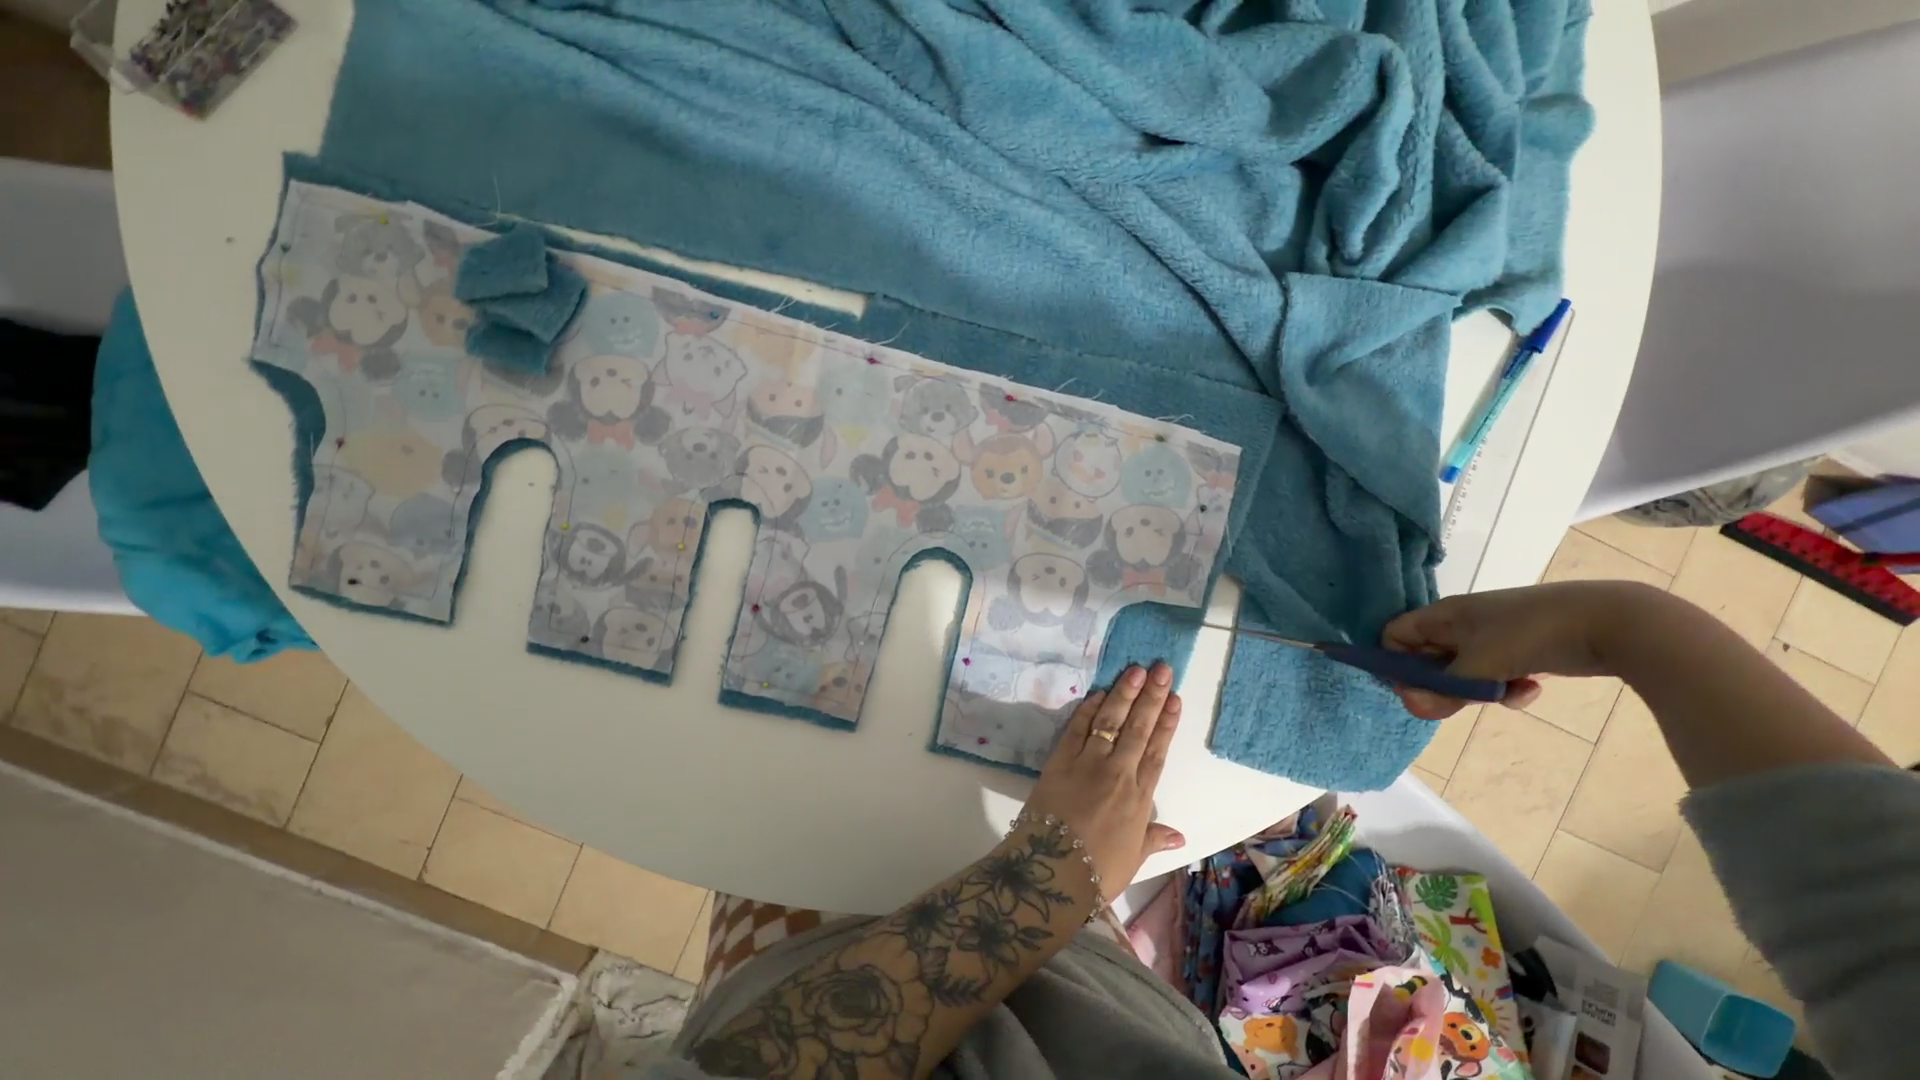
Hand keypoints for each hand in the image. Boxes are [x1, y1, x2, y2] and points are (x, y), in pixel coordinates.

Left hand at [1019, 663, 1186, 893]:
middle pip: (1139, 728)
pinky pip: (1077, 729)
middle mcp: (1118, 773)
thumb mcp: (1133, 858)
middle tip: (1161, 668)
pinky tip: (1099, 694)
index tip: (1175, 698)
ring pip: (1110, 721)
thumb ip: (1153, 839)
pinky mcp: (1059, 761)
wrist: (1052, 871)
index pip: (1158, 751)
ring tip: (1135, 670)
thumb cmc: (1097, 871)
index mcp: (1140, 797)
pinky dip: (1088, 710)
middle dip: (1151, 696)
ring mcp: (1088, 763)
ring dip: (1123, 694)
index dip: (1167, 723)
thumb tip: (1178, 836)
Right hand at [1380, 580, 1665, 720]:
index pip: (1395, 636)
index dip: (1396, 664)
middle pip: (1428, 658)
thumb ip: (1443, 690)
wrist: (1610, 621)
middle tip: (1460, 702)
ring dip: (1477, 690)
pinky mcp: (1521, 649)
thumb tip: (1410, 706)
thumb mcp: (1481, 666)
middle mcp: (1462, 623)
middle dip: (1441, 684)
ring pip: (1463, 671)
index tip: (1416, 691)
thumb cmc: (1532, 634)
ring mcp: (1493, 636)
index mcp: (1444, 615)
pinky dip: (1506, 687)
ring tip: (1502, 694)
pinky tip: (1531, 689)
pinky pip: (1496, 674)